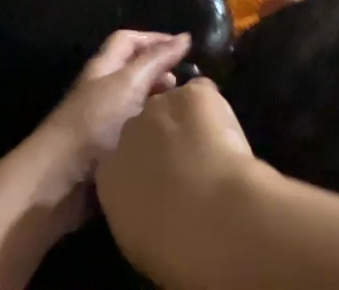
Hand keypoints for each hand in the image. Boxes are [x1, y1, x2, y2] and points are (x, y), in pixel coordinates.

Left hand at [30, 30, 191, 229]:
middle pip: (134, 72)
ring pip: (138, 104)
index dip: (155, 40)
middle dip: (162, 74)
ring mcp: (104, 123)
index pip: (129, 41)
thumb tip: (184, 37)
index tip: (187, 48)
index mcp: (103, 68)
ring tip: (185, 115)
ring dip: (160, 105)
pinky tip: (173, 142)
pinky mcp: (108, 152)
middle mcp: (102, 91)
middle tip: (191, 87)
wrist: (59, 181)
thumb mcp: (128, 85)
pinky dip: (155, 132)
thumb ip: (155, 61)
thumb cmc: (93, 123)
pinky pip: (137, 134)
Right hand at [95, 77, 260, 283]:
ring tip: (213, 149)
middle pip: (144, 126)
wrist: (209, 218)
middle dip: (162, 139)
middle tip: (189, 163)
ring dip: (189, 122)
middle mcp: (129, 133)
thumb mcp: (141, 242)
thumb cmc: (173, 244)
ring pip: (175, 105)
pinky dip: (215, 110)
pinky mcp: (193, 95)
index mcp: (110, 174)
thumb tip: (150, 214)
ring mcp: (160, 107)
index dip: (142, 166)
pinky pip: (203, 94)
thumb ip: (138, 216)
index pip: (120, 160)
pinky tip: (228, 135)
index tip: (162, 180)